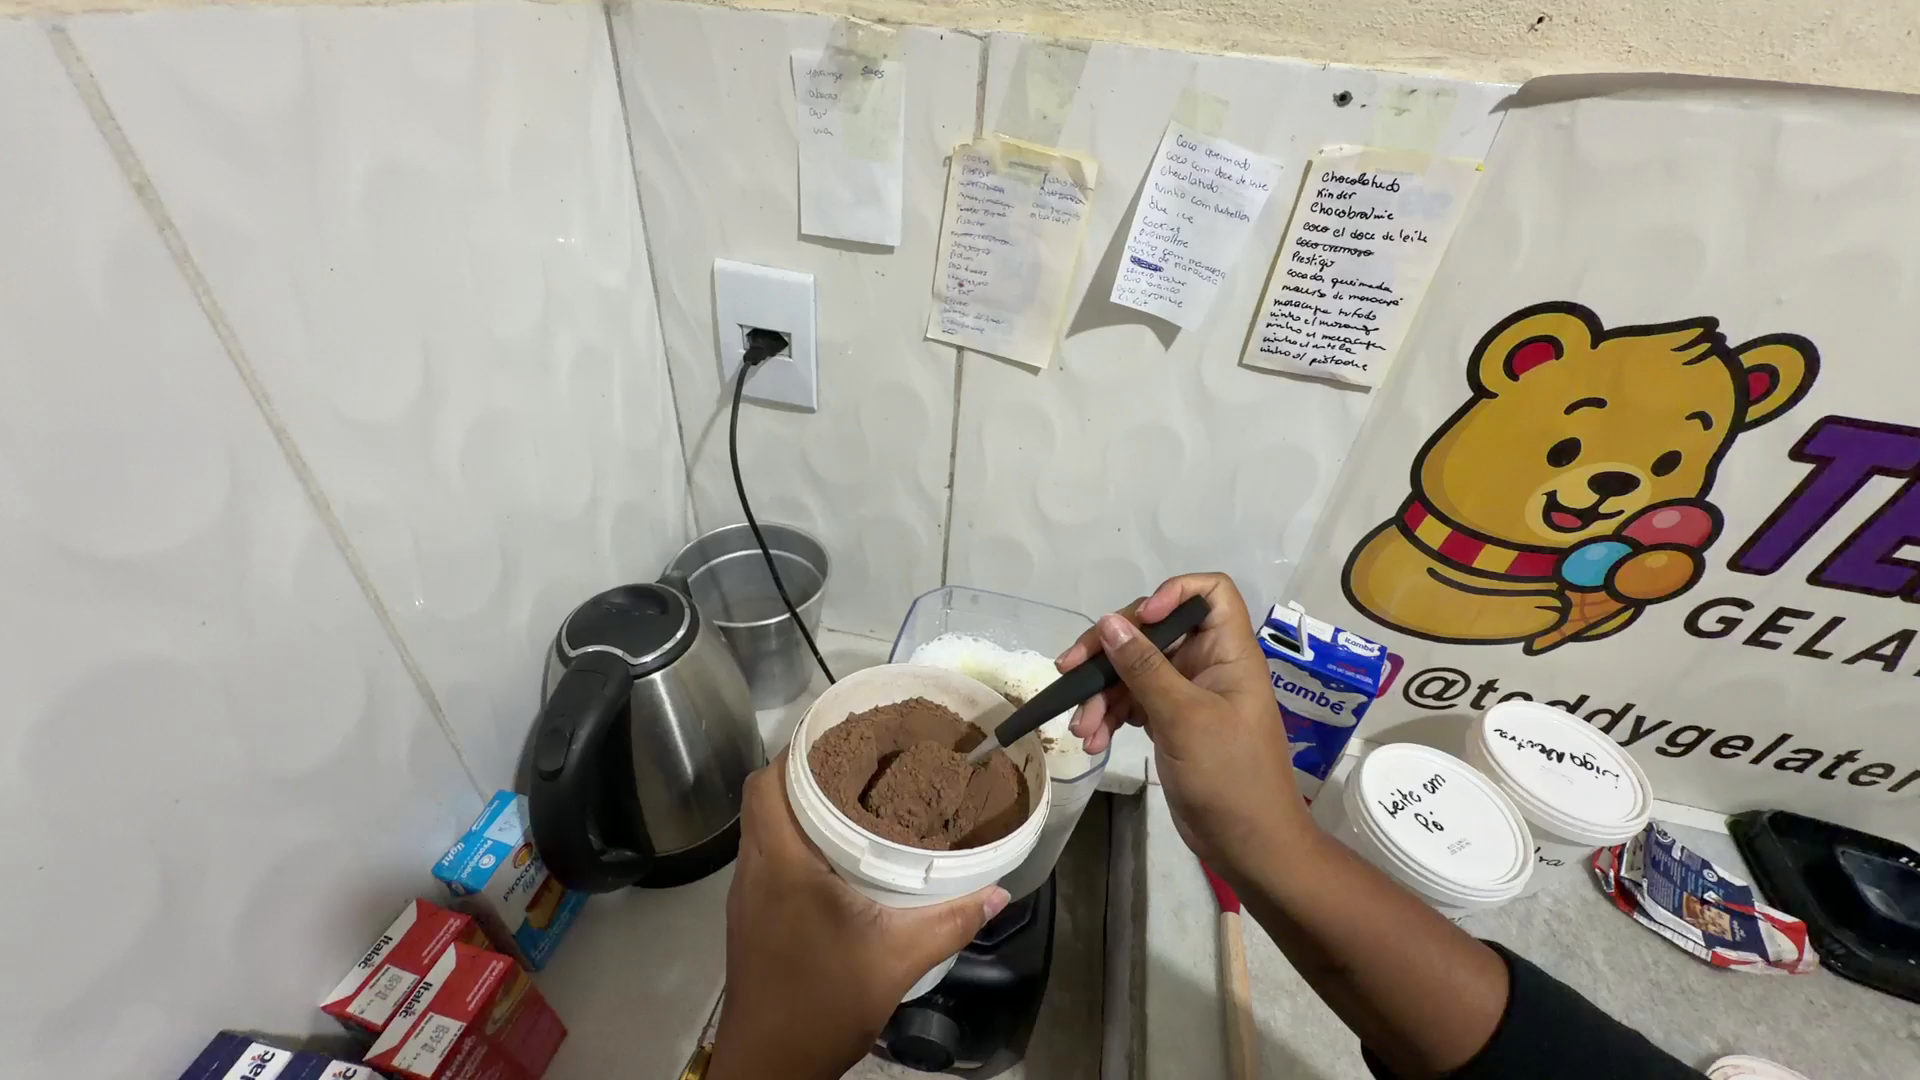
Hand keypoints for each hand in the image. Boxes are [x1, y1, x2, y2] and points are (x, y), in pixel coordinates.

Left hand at [708, 754, 1010, 1079]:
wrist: (768, 1071)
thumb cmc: (823, 1004)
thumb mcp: (896, 961)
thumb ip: (949, 921)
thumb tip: (999, 893)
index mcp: (781, 865)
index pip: (767, 784)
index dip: (794, 751)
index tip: (838, 736)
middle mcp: (755, 870)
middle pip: (763, 797)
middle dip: (802, 770)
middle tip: (856, 760)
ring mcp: (746, 894)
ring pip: (762, 825)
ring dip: (795, 804)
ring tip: (850, 794)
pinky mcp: (749, 915)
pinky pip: (765, 853)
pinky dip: (791, 836)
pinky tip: (833, 851)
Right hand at [1059, 573, 1307, 872]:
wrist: (1248, 846)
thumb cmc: (1230, 776)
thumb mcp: (1183, 718)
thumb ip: (1144, 668)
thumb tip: (1108, 622)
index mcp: (1228, 652)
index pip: (1210, 593)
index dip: (1174, 593)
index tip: (1140, 621)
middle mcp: (1207, 664)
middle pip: (1153, 631)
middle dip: (1110, 651)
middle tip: (1070, 670)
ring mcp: (1186, 693)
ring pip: (1134, 669)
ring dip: (1101, 694)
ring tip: (1081, 728)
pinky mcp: (1170, 720)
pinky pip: (1132, 701)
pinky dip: (1109, 716)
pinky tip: (1093, 741)